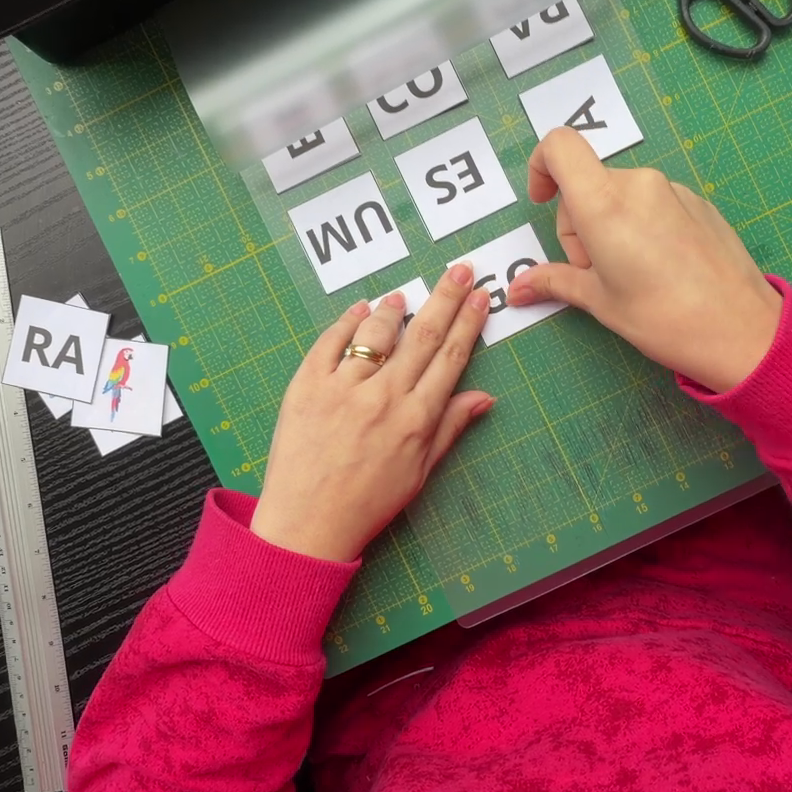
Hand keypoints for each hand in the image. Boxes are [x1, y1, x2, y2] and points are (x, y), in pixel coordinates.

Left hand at [251, 266, 494, 561]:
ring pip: (376, 332)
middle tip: (459, 269)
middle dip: (445, 298)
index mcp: (416, 418)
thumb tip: (484, 397)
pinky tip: (359, 310)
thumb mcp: (419, 473)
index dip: (468, 323)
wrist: (306, 523)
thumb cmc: (367, 503)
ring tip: (401, 296)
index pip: (450, 358)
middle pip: (422, 335)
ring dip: (393, 308)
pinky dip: (346, 322)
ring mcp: (343, 388)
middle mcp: (383, 396)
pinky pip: (330, 342)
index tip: (480, 296)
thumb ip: (450, 429)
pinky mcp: (306, 385)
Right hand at [506, 127, 781, 392]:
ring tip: (630, 275)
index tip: (542, 202)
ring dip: (608, 227)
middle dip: (578, 224)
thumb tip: (516, 289)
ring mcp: (672, 190)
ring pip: (618, 195)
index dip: (541, 167)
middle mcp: (638, 184)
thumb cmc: (661, 318)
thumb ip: (553, 282)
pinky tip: (659, 268)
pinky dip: (639, 227)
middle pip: (587, 184)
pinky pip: (650, 203)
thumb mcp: (598, 301)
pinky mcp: (697, 203)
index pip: (560, 147)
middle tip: (596, 272)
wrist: (742, 332)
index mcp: (605, 203)